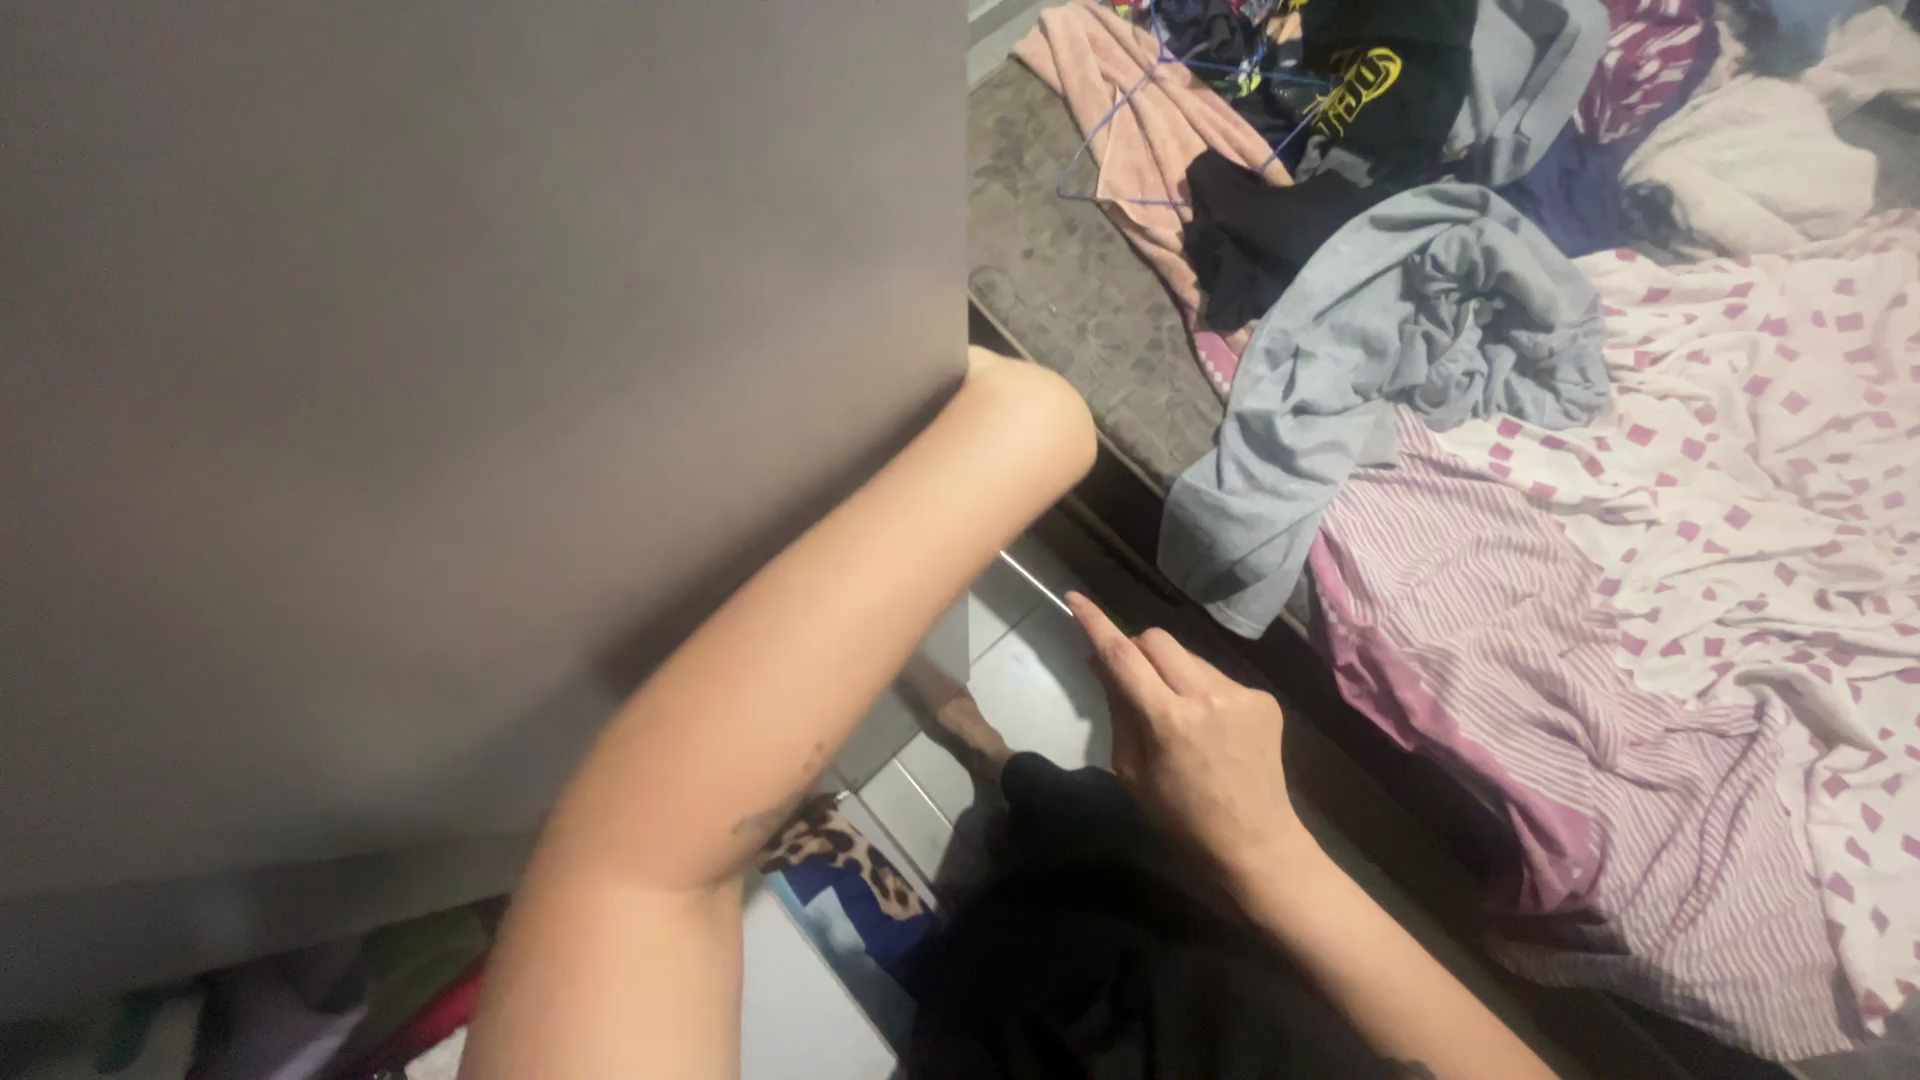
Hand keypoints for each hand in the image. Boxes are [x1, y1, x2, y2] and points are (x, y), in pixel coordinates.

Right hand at [1066, 592, 1309, 880]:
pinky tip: (1207, 724)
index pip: (1122, 655)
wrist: (1255, 842)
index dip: (1095, 623)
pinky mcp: (1262, 698)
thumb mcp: (1131, 768)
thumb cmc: (1179, 815)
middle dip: (1135, 648)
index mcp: (1167, 720)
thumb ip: (1117, 706)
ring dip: (1169, 670)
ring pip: (1187, 655)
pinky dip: (1199, 688)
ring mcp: (1240, 694)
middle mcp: (1206, 696)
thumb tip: (1099, 659)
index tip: (1075, 598)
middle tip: (1129, 678)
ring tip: (1174, 711)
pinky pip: (1215, 675)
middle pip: (1156, 639)